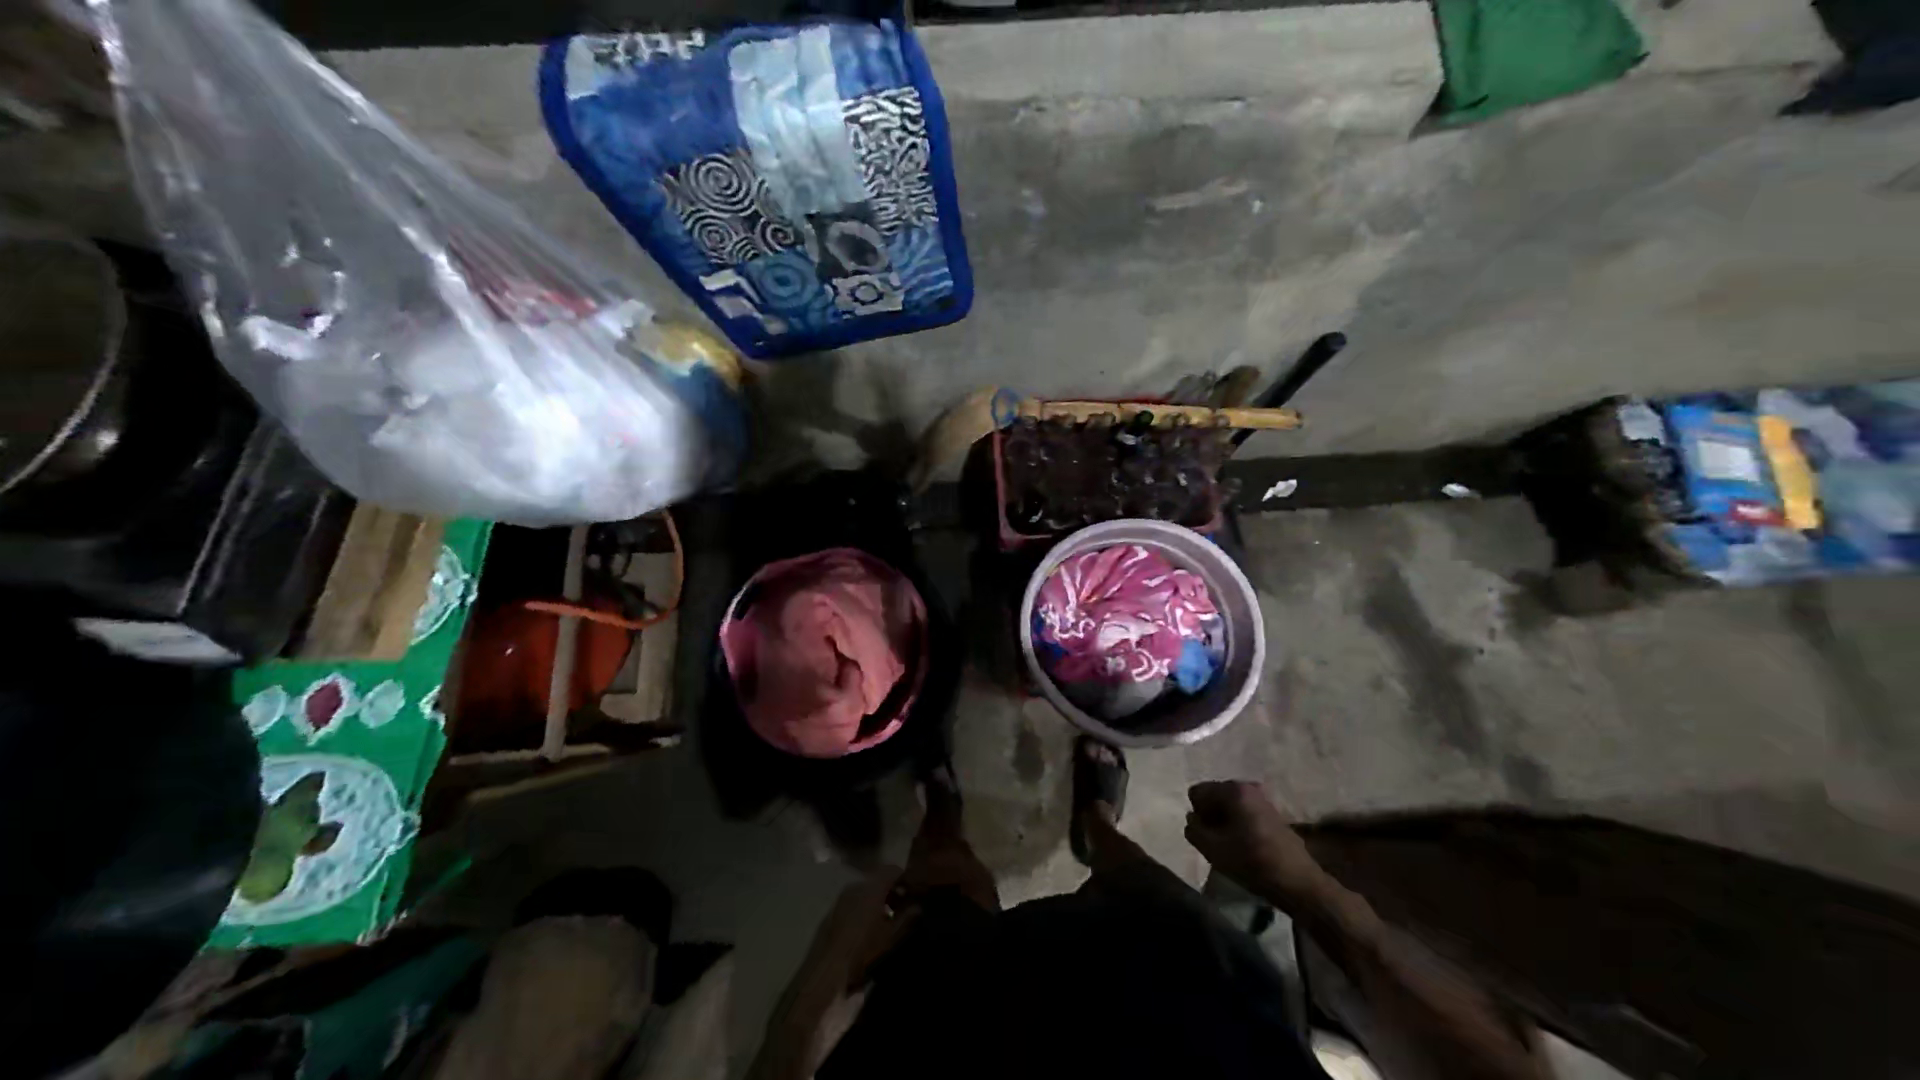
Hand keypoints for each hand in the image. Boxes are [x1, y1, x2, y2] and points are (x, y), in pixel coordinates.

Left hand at [791, 867, 917, 1000]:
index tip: (917, 890)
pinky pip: (853, 905)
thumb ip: (907, 917)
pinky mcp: (831, 916)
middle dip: (892, 891)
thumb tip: (918, 905)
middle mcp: (854, 887)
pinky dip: (864, 911)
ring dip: (878, 901)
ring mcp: (840, 901)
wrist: (827, 976)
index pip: (892, 870)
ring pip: (865, 893)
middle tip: (907, 907)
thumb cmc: (863, 953)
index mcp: (870, 887)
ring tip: (891, 920)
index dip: (906, 878)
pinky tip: (871, 929)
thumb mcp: (891, 937)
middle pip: (877, 880)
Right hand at [1185, 780, 1330, 910]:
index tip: (1206, 835)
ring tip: (1231, 845)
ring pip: (1230, 806)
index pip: (1197, 792)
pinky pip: (1245, 812)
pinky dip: (1240, 825)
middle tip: (1216, 841)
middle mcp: (1248, 786)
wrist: (1298, 883)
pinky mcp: (1274, 814)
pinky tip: (1246, 846)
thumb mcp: (1212, 848)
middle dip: (1210, 816)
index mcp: (1232, 789)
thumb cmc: (1252, 862)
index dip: (1197, 814)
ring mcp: (1264, 799)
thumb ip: (1193, 829)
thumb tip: (1193, 819)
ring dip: (1225, 822)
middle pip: (1214, 796)